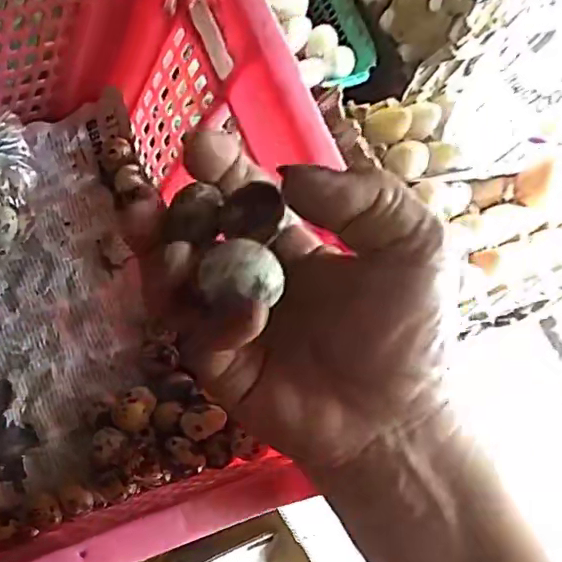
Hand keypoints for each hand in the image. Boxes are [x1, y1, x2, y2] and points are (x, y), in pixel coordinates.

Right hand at [128, 130, 452, 476]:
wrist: (393, 417)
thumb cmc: (408, 333)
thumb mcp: (414, 245)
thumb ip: (364, 199)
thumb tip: (289, 175)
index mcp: (289, 245)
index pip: (242, 200)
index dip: (220, 171)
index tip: (198, 143)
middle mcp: (247, 279)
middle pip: (192, 240)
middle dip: (166, 217)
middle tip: (147, 202)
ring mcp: (225, 323)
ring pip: (176, 286)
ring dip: (165, 265)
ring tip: (173, 252)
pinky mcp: (216, 366)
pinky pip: (200, 336)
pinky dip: (218, 321)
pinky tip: (249, 316)